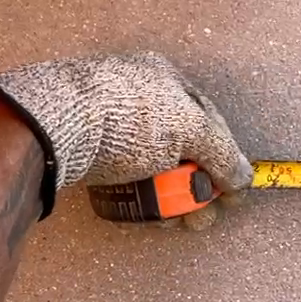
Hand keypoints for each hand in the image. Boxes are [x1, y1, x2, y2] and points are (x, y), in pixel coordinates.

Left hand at [0, 53, 251, 221]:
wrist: (55, 127)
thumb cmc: (126, 118)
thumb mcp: (188, 129)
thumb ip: (222, 154)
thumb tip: (244, 181)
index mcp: (166, 80)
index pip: (210, 123)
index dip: (225, 162)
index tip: (231, 196)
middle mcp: (141, 100)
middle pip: (184, 153)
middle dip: (196, 191)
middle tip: (198, 218)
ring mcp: (113, 128)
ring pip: (156, 172)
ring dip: (171, 203)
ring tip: (171, 222)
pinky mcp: (89, 154)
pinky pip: (126, 181)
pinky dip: (140, 200)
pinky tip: (143, 213)